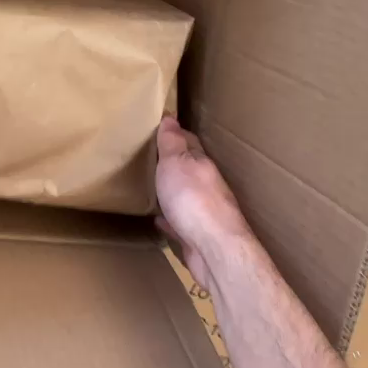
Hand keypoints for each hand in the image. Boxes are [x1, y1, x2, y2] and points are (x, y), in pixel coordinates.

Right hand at [154, 117, 247, 282]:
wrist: (214, 249)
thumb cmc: (194, 200)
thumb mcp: (177, 163)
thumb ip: (172, 142)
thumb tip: (170, 118)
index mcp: (201, 164)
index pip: (189, 142)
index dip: (175, 133)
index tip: (161, 126)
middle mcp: (206, 185)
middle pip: (189, 169)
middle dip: (174, 162)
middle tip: (154, 155)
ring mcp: (203, 211)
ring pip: (185, 195)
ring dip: (172, 190)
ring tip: (154, 185)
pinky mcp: (196, 235)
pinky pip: (179, 222)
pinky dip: (169, 219)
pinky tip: (159, 219)